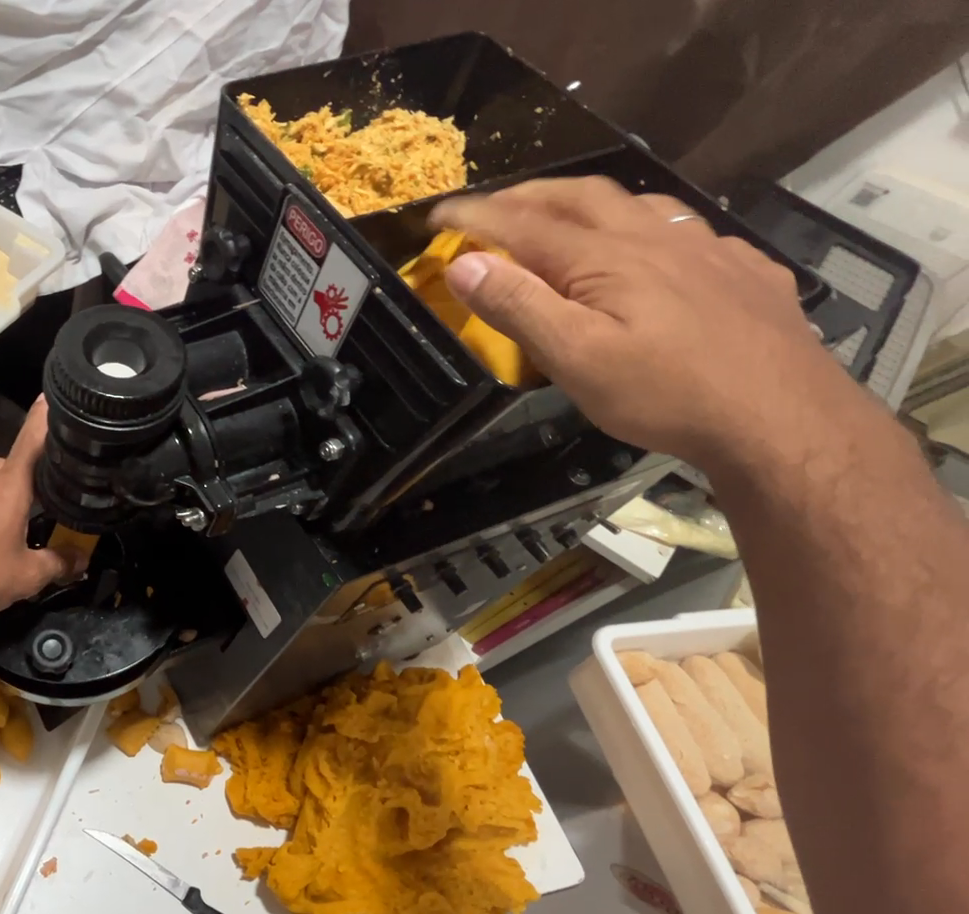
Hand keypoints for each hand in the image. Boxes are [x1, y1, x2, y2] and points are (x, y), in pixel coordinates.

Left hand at [0, 398, 82, 628]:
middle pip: (16, 462)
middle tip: (55, 493)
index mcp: (11, 489)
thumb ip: (59, 563)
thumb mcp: (28, 576)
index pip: (32, 443)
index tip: (55, 399)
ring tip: (23, 493)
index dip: (45, 420)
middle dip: (36, 471)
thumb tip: (82, 560)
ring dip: (7, 477)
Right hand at [431, 177, 858, 470]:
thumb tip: (463, 262)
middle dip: (529, 195)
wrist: (780, 417)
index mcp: (606, 257)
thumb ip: (517, 306)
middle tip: (492, 206)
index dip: (476, 215)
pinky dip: (648, 231)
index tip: (435, 213)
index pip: (525, 223)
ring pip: (639, 206)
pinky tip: (651, 256)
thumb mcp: (573, 357)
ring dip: (589, 204)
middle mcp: (656, 238)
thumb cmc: (663, 392)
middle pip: (583, 196)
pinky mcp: (743, 273)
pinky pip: (687, 234)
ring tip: (564, 220)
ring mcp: (708, 251)